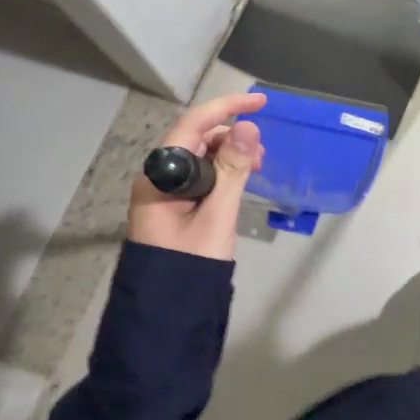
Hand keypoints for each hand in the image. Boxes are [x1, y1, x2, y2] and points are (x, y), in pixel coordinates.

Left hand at [128, 92, 266, 260]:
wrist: (165, 316)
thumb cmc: (190, 265)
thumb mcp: (217, 216)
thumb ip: (232, 170)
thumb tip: (247, 126)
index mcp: (159, 176)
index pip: (193, 125)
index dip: (227, 107)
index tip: (260, 103)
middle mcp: (156, 179)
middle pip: (195, 140)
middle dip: (231, 136)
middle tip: (262, 152)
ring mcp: (163, 195)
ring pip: (199, 159)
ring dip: (228, 156)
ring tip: (256, 168)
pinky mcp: (172, 209)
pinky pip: (198, 178)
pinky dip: (221, 174)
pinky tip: (239, 183)